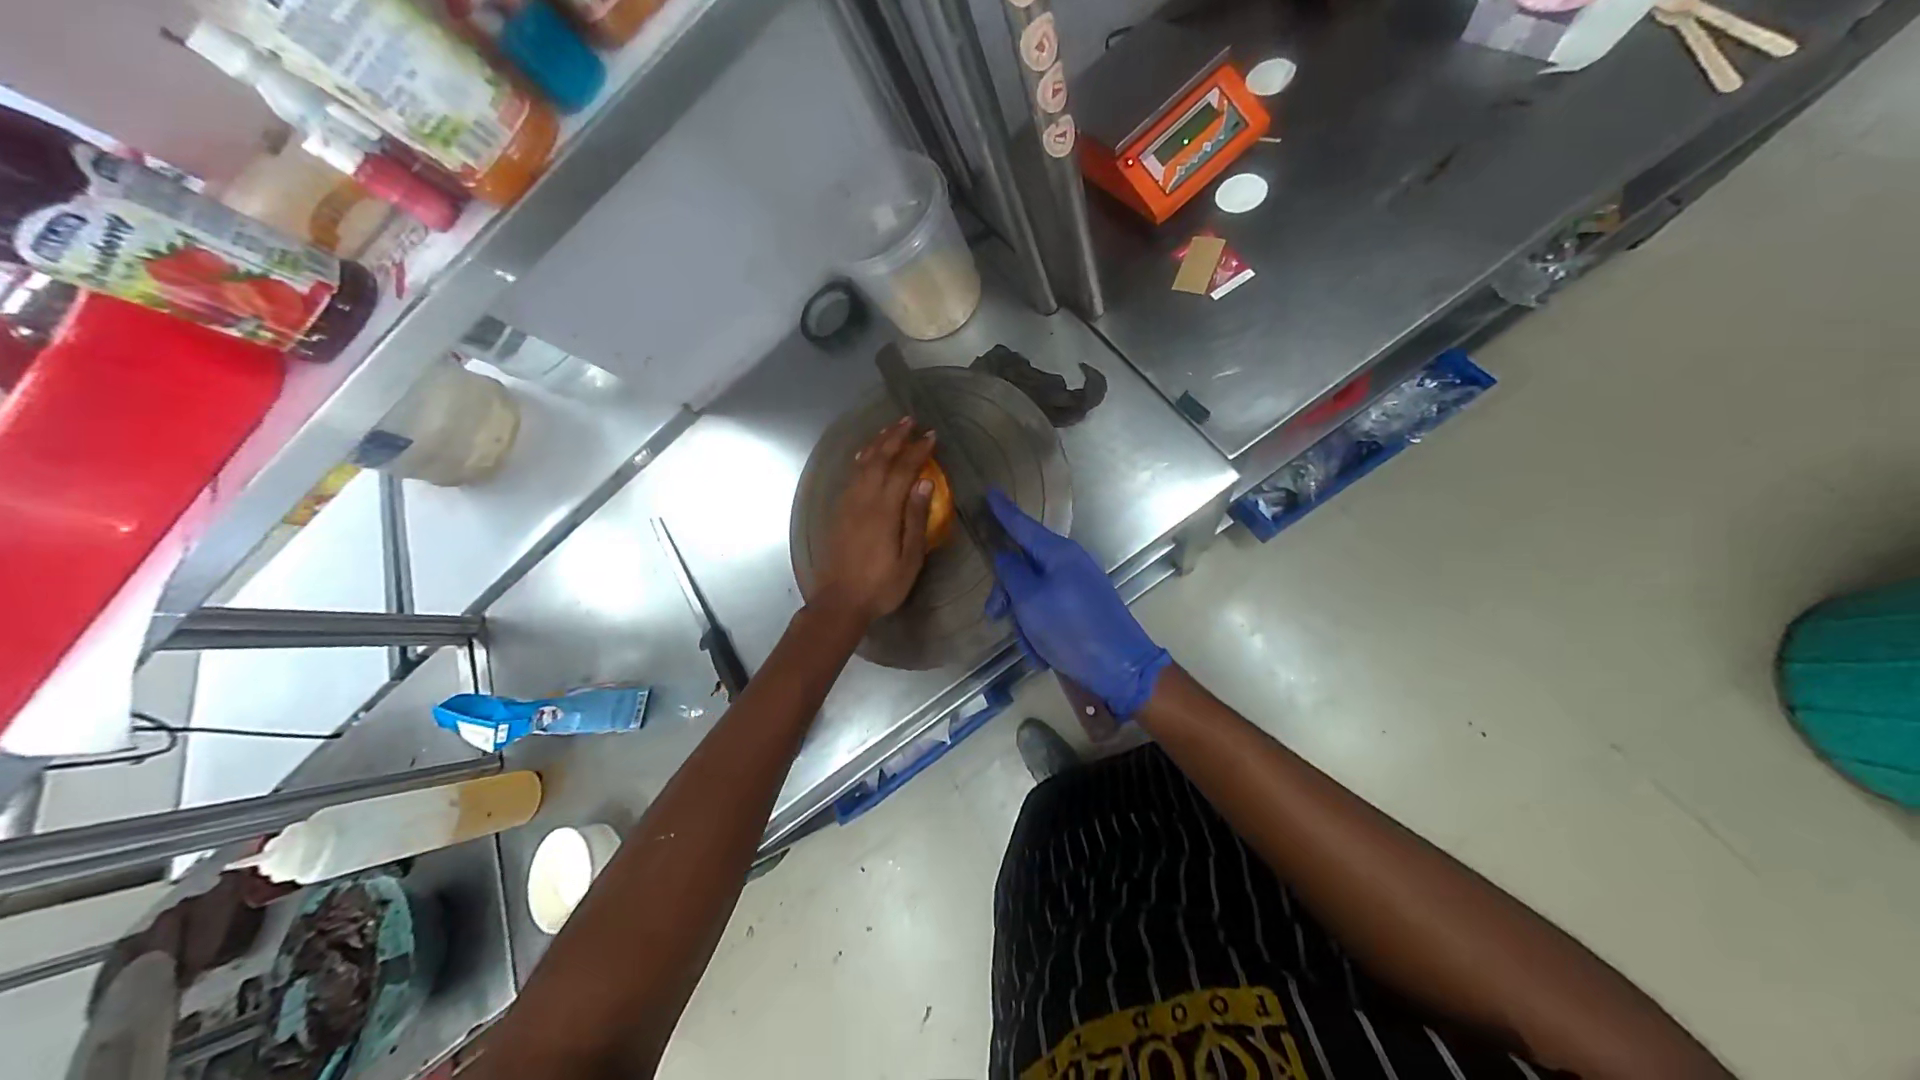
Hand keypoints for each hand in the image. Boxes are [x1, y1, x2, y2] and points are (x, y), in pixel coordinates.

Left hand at [812, 417, 937, 623]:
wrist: (839, 602)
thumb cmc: (881, 585)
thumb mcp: (909, 558)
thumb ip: (916, 518)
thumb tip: (925, 482)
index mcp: (884, 510)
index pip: (903, 470)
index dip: (918, 450)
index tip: (932, 435)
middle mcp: (863, 500)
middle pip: (879, 459)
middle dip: (895, 437)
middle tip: (910, 420)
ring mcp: (847, 504)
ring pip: (862, 463)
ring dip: (878, 443)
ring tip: (891, 429)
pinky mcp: (838, 511)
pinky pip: (851, 475)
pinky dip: (863, 458)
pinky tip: (867, 455)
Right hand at [984, 489, 1169, 715]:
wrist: (1121, 669)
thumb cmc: (1071, 630)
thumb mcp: (1030, 601)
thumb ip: (1011, 574)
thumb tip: (1003, 555)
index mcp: (1059, 554)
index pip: (1024, 526)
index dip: (1004, 512)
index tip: (989, 492)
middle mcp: (1070, 565)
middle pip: (1024, 567)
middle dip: (1007, 594)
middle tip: (994, 615)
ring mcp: (1078, 589)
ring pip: (1033, 596)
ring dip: (1024, 621)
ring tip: (1031, 647)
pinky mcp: (1083, 611)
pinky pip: (1049, 614)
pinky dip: (1041, 634)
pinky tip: (1043, 656)